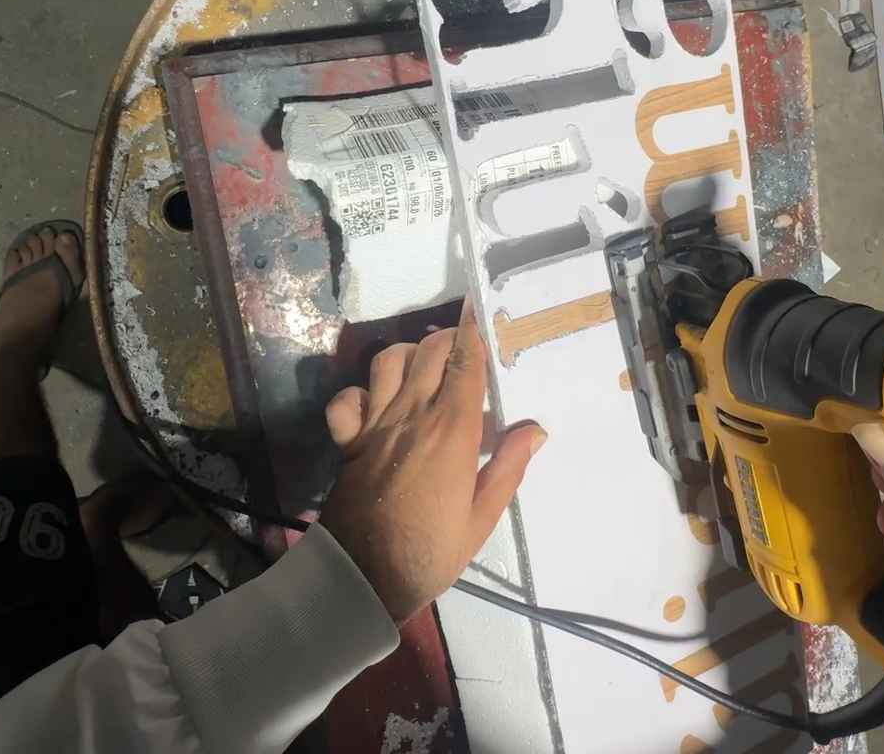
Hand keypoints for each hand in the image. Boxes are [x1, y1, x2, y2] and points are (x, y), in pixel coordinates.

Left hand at [320, 299, 546, 623]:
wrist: (363, 577)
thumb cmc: (431, 550)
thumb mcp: (482, 518)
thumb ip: (508, 467)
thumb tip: (536, 428)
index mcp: (452, 429)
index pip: (466, 363)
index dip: (475, 330)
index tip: (481, 306)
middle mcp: (413, 413)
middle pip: (430, 351)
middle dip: (449, 336)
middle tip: (464, 345)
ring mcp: (376, 423)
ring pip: (389, 361)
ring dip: (409, 354)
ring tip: (425, 366)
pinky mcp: (349, 439)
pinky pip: (347, 398)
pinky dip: (360, 392)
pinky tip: (375, 403)